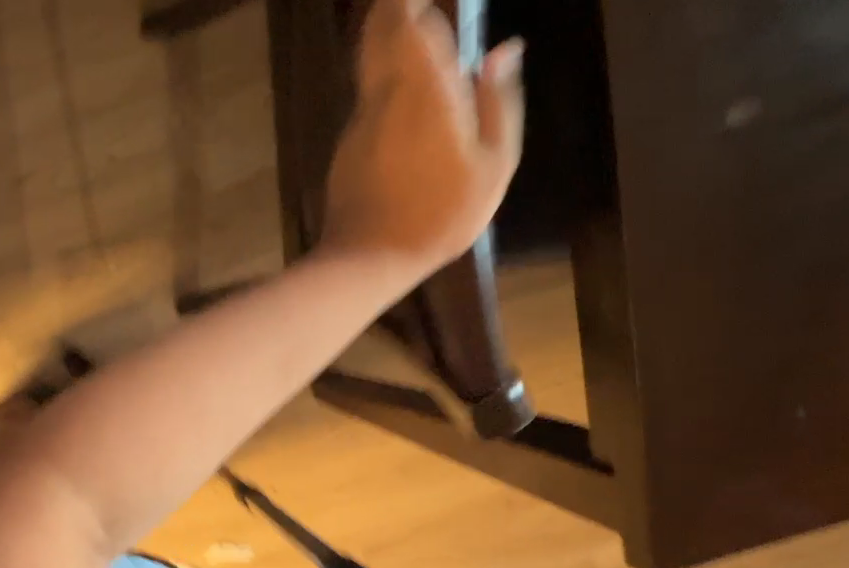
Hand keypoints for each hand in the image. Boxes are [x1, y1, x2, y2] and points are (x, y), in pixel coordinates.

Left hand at [320, 0, 525, 273]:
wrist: (368, 260)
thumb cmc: (440, 214)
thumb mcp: (493, 162)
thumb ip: (499, 99)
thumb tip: (502, 49)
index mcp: (422, 89)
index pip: (404, 19)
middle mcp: (382, 97)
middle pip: (378, 34)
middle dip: (395, 8)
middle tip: (421, 3)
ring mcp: (358, 124)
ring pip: (371, 66)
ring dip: (391, 43)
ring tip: (423, 30)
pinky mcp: (346, 149)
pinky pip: (369, 100)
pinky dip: (386, 82)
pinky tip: (410, 93)